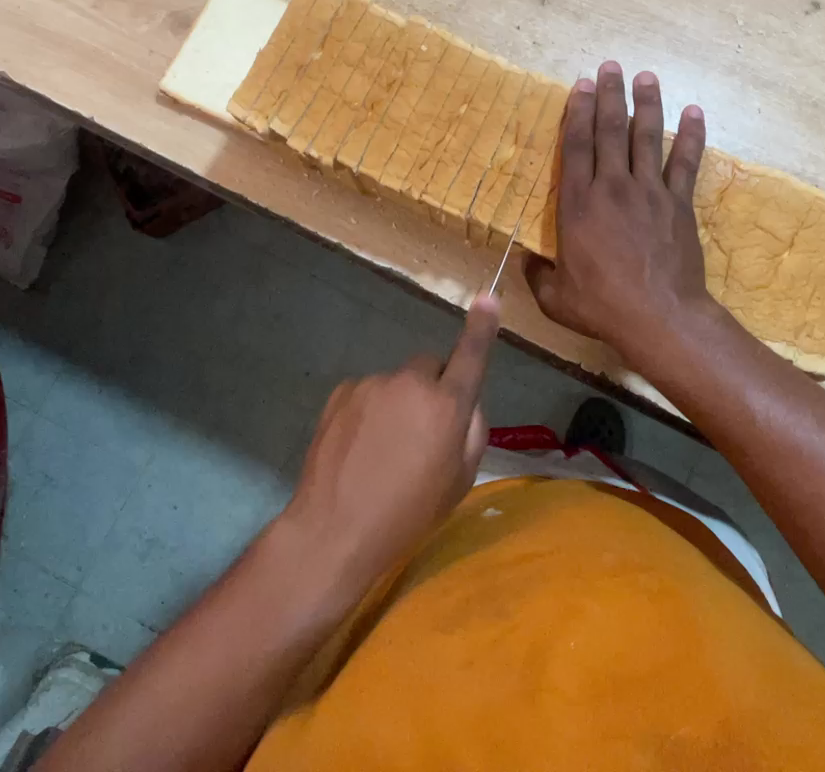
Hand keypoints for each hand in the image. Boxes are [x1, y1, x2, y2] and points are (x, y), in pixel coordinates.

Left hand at [281, 295, 498, 585]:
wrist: (335, 527)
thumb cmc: (409, 512)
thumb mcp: (460, 481)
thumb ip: (472, 432)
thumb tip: (467, 404)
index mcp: (447, 406)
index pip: (470, 356)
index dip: (481, 328)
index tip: (488, 297)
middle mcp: (411, 384)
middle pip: (430, 368)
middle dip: (432, 389)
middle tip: (422, 433)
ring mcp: (372, 384)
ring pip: (396, 384)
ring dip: (397, 404)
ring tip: (383, 451)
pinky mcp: (341, 392)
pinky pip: (367, 393)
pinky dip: (369, 411)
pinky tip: (359, 447)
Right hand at [525, 62, 718, 369]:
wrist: (658, 316)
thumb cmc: (601, 306)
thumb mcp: (555, 296)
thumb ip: (538, 274)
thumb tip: (528, 260)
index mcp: (578, 205)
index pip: (575, 146)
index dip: (576, 112)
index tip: (581, 85)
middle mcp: (612, 188)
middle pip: (610, 131)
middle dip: (609, 96)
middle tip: (610, 66)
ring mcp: (649, 192)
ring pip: (647, 137)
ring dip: (647, 104)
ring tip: (646, 76)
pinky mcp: (678, 204)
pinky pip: (686, 162)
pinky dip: (691, 136)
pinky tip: (694, 112)